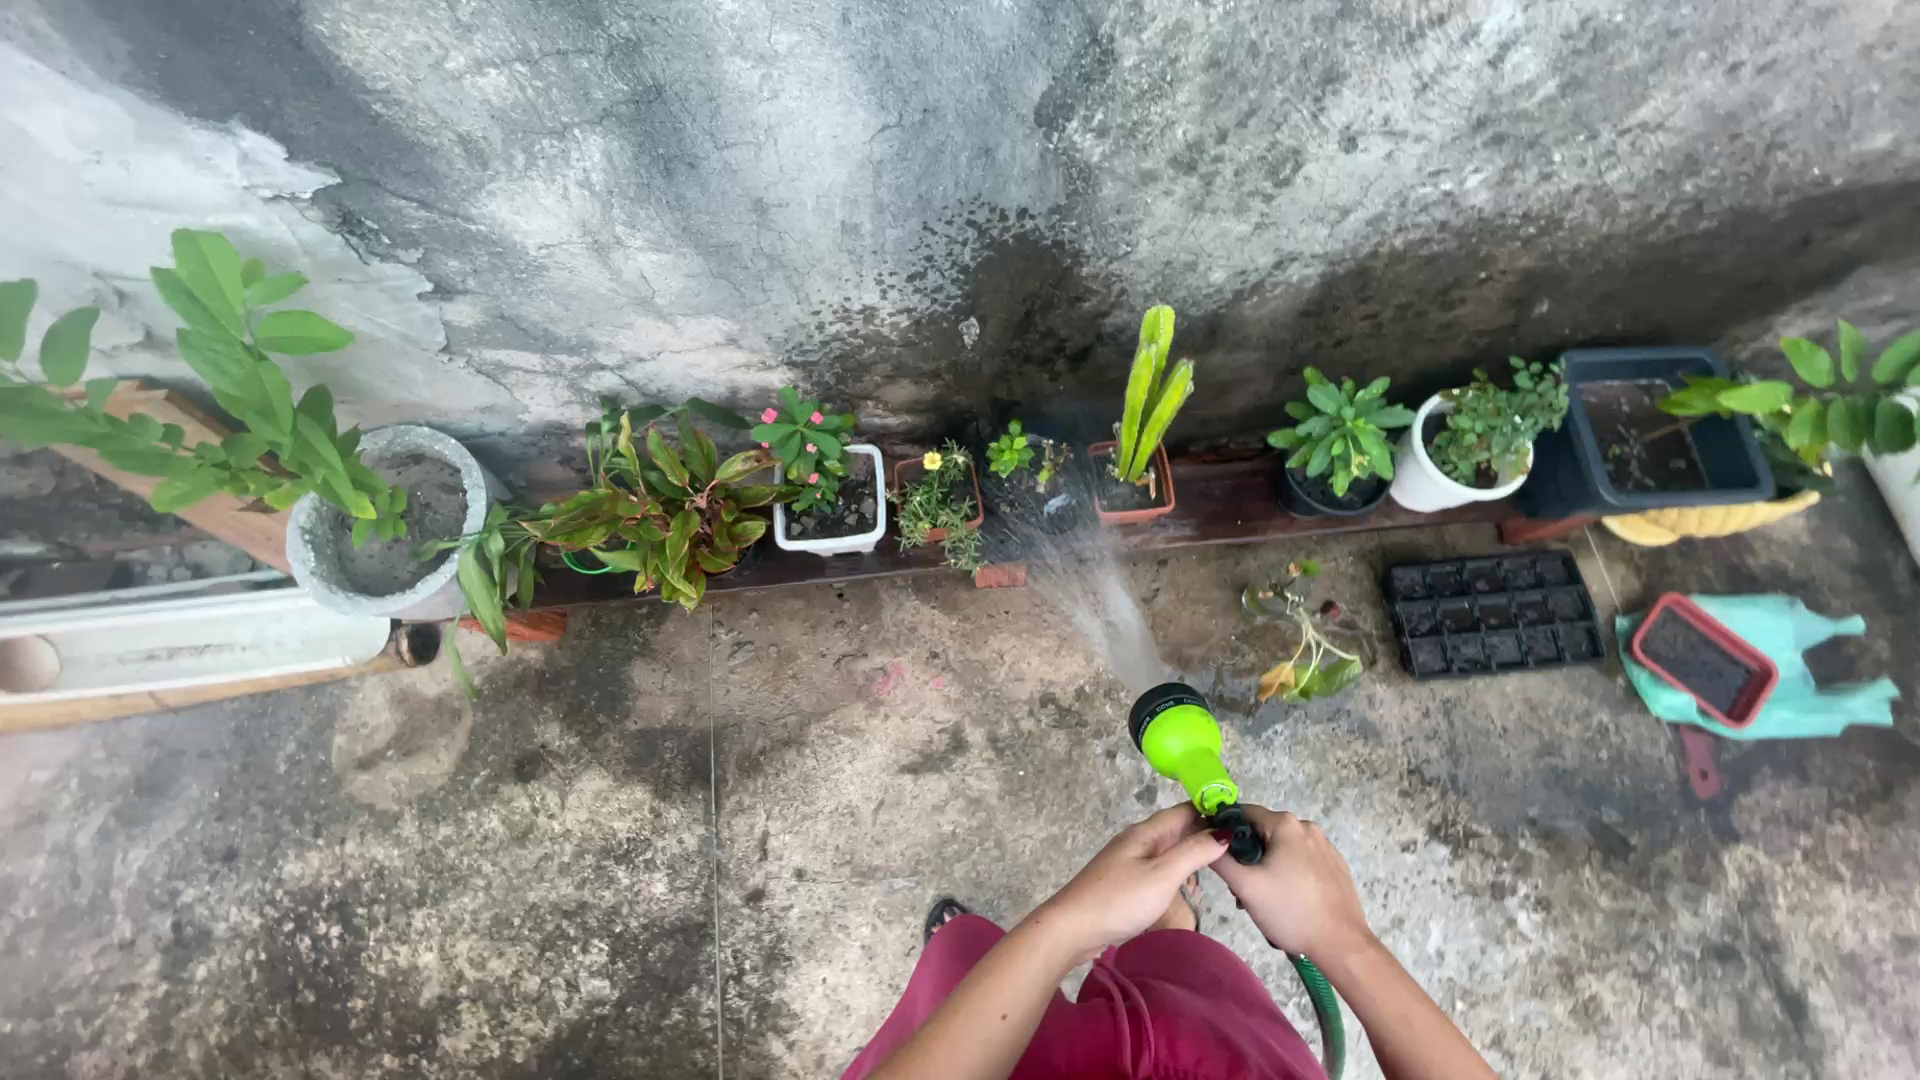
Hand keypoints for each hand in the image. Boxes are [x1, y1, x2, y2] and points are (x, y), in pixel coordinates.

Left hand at [1027, 803, 1227, 959]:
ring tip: (1210, 878)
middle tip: (1233, 855)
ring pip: (1168, 851)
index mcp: (1146, 832)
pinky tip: (1183, 892)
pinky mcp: (1125, 881)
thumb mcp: (1162, 875)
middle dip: (1203, 838)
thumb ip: (1193, 853)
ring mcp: (1129, 860)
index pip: (1184, 811)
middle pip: (1176, 830)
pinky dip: (1175, 876)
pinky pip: (1157, 869)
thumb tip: (1223, 831)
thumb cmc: (1120, 899)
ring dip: (1190, 859)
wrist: (1074, 927)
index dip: (1210, 811)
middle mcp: (1137, 840)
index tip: (1239, 822)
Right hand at [1209, 804, 1374, 959]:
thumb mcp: (1245, 886)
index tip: (1215, 854)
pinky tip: (1287, 899)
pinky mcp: (1336, 865)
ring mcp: (1325, 846)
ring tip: (1262, 898)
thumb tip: (1204, 838)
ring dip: (1267, 866)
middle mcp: (1307, 827)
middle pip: (1262, 832)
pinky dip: (1289, 873)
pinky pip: (1301, 860)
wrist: (1343, 946)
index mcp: (1285, 824)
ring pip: (1282, 847)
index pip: (1242, 813)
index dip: (1224, 830)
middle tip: (1240, 887)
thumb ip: (1219, 859)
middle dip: (1247, 855)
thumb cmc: (1291, 911)